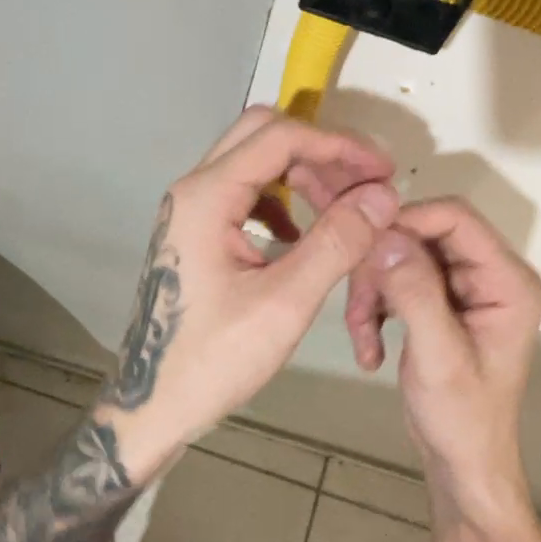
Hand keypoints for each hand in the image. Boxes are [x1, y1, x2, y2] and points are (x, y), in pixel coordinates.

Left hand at [100, 108, 397, 476]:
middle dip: (321, 152)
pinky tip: (305, 237)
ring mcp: (190, 212)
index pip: (281, 137)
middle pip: (263, 136)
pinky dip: (283, 202)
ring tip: (346, 211)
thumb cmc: (214, 359)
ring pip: (254, 164)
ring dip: (303, 175)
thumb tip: (383, 196)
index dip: (340, 146)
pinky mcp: (196, 234)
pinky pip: (245, 196)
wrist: (154, 405)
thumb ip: (336, 243)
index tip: (386, 171)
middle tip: (366, 186)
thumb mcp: (284, 302)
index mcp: (206, 197)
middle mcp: (193, 191)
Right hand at [344, 199, 540, 496]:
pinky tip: (369, 347)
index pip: (455, 218)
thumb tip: (385, 238)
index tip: (362, 247)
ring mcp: (463, 288)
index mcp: (507, 280)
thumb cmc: (462, 417)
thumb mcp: (438, 357)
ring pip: (403, 257)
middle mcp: (489, 274)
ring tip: (361, 335)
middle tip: (357, 306)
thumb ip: (415, 294)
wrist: (461, 461)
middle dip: (383, 267)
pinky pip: (397, 282)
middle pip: (423, 234)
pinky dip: (376, 309)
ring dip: (373, 293)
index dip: (407, 221)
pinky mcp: (439, 302)